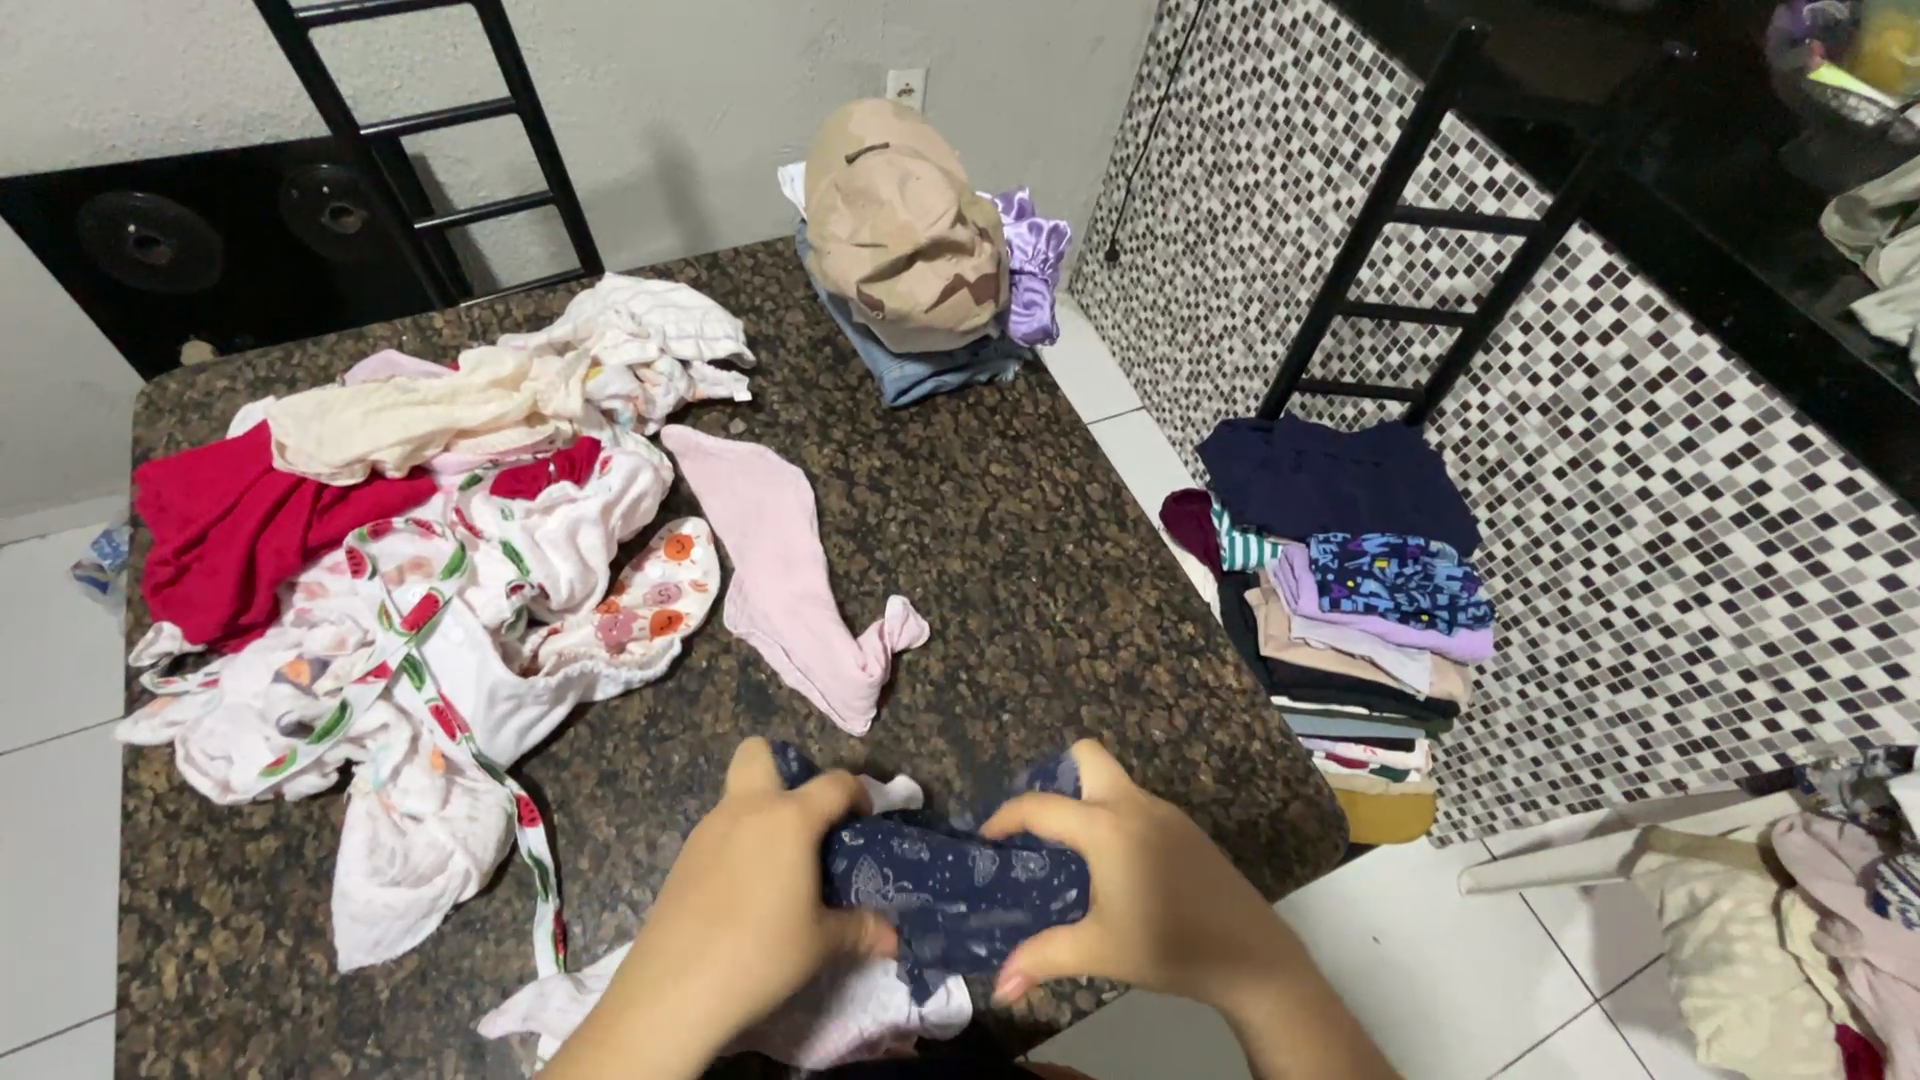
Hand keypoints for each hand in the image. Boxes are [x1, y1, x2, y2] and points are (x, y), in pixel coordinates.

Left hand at [543, 737, 895, 1078]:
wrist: (671, 992)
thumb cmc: (760, 955)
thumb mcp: (820, 944)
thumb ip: (860, 929)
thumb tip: (894, 938)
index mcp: (790, 818)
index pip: (835, 782)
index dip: (858, 793)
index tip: (863, 821)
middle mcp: (747, 809)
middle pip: (758, 752)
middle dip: (783, 768)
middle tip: (804, 818)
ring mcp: (708, 830)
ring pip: (736, 795)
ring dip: (761, 813)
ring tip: (779, 866)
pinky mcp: (683, 858)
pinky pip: (719, 831)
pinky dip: (738, 844)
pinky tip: (744, 891)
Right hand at [981, 739, 1310, 1014]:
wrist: (1253, 956)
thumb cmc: (1169, 946)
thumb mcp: (1100, 952)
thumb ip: (1043, 959)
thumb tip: (999, 988)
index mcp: (1106, 827)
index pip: (1041, 806)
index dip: (1005, 817)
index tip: (986, 837)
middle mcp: (1133, 804)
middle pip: (1087, 755)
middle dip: (1056, 774)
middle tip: (1039, 822)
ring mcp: (1165, 812)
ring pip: (1114, 781)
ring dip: (1086, 799)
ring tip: (1068, 849)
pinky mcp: (1186, 828)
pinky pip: (1136, 803)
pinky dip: (1113, 817)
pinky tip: (1114, 865)